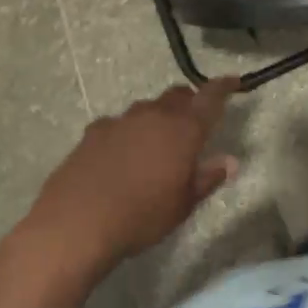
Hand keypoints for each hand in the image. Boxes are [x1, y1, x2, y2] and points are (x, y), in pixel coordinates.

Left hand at [20, 79, 240, 280]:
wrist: (74, 226)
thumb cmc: (140, 217)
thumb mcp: (182, 205)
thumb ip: (207, 178)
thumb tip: (230, 161)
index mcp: (183, 129)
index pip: (210, 96)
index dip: (224, 87)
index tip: (233, 82)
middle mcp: (154, 116)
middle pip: (177, 96)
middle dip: (189, 102)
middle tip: (194, 120)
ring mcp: (120, 121)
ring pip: (147, 108)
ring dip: (157, 118)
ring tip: (155, 142)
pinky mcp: (92, 134)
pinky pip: (118, 124)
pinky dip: (126, 133)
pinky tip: (120, 154)